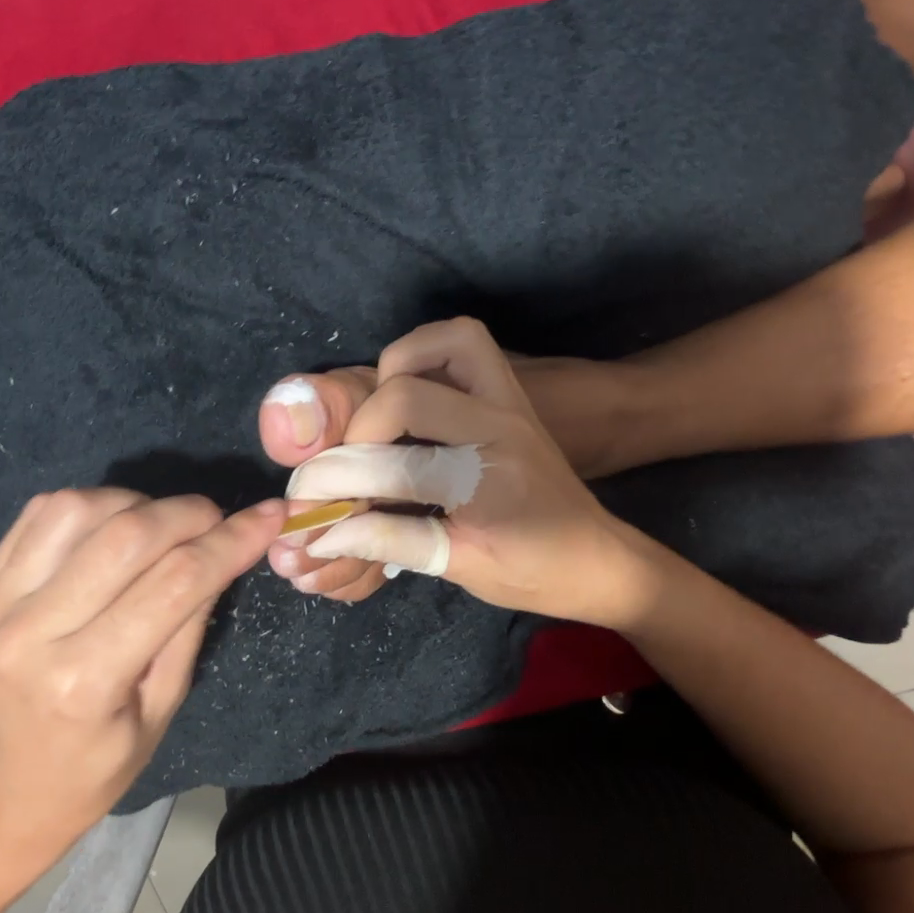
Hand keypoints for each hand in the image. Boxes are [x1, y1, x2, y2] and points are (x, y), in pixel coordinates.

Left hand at [0, 489, 284, 849]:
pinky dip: (91, 503)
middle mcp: (33, 633)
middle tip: (218, 520)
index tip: (268, 517)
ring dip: (137, 503)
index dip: (230, 542)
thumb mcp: (161, 711)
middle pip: (126, 535)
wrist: (5, 792)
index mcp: (85, 681)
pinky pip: (40, 513)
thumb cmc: (95, 768)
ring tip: (163, 527)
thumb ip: (190, 626)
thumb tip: (226, 551)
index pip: (174, 583)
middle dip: (189, 513)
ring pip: (79, 509)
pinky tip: (116, 525)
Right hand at [289, 318, 674, 627]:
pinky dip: (423, 356)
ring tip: (380, 418)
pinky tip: (406, 398)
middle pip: (409, 391)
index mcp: (490, 477)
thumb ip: (392, 542)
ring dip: (398, 367)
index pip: (397, 466)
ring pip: (448, 340)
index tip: (314, 506)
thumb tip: (324, 534)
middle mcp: (501, 423)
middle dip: (362, 427)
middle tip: (351, 463)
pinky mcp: (508, 391)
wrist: (599, 558)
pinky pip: (462, 345)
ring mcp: (509, 399)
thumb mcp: (462, 568)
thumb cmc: (536, 572)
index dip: (343, 484)